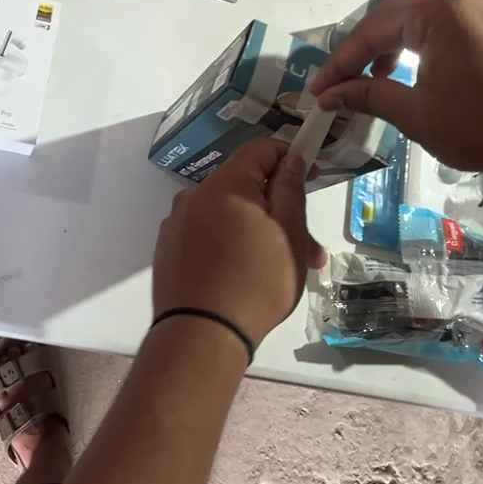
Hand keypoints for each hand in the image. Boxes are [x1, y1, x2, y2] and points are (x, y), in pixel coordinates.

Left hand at [152, 139, 323, 346]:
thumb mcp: (288, 231)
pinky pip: (207, 236)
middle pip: (245, 188)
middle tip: (310, 250)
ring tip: (284, 270)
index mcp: (224, 184)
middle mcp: (194, 196)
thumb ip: (289, 188)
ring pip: (228, 216)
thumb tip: (290, 159)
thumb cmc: (256, 281)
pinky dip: (232, 246)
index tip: (313, 176)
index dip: (290, 157)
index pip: (259, 149)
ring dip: (260, 233)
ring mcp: (177, 224)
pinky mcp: (168, 251)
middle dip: (281, 210)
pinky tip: (246, 277)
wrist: (201, 334)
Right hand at [308, 0, 482, 187]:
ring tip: (371, 79)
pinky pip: (444, 25)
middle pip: (394, 15)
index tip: (318, 91)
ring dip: (390, 45)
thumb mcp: (416, 114)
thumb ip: (368, 95)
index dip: (341, 63)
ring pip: (419, 18)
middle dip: (362, 50)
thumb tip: (329, 95)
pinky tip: (410, 71)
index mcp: (440, 14)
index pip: (373, 31)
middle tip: (338, 83)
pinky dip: (418, 44)